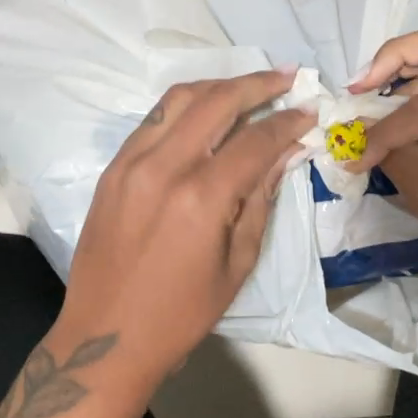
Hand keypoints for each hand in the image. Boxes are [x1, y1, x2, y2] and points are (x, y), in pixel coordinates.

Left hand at [59, 69, 312, 385]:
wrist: (105, 338)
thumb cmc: (181, 314)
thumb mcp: (237, 264)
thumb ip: (260, 199)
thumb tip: (285, 152)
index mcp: (200, 197)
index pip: (255, 139)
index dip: (288, 121)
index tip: (311, 110)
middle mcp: (163, 167)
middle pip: (216, 101)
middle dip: (257, 84)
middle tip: (288, 78)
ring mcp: (130, 163)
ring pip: (179, 99)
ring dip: (219, 86)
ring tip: (249, 86)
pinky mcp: (112, 169)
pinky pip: (153, 120)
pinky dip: (186, 107)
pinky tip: (207, 112)